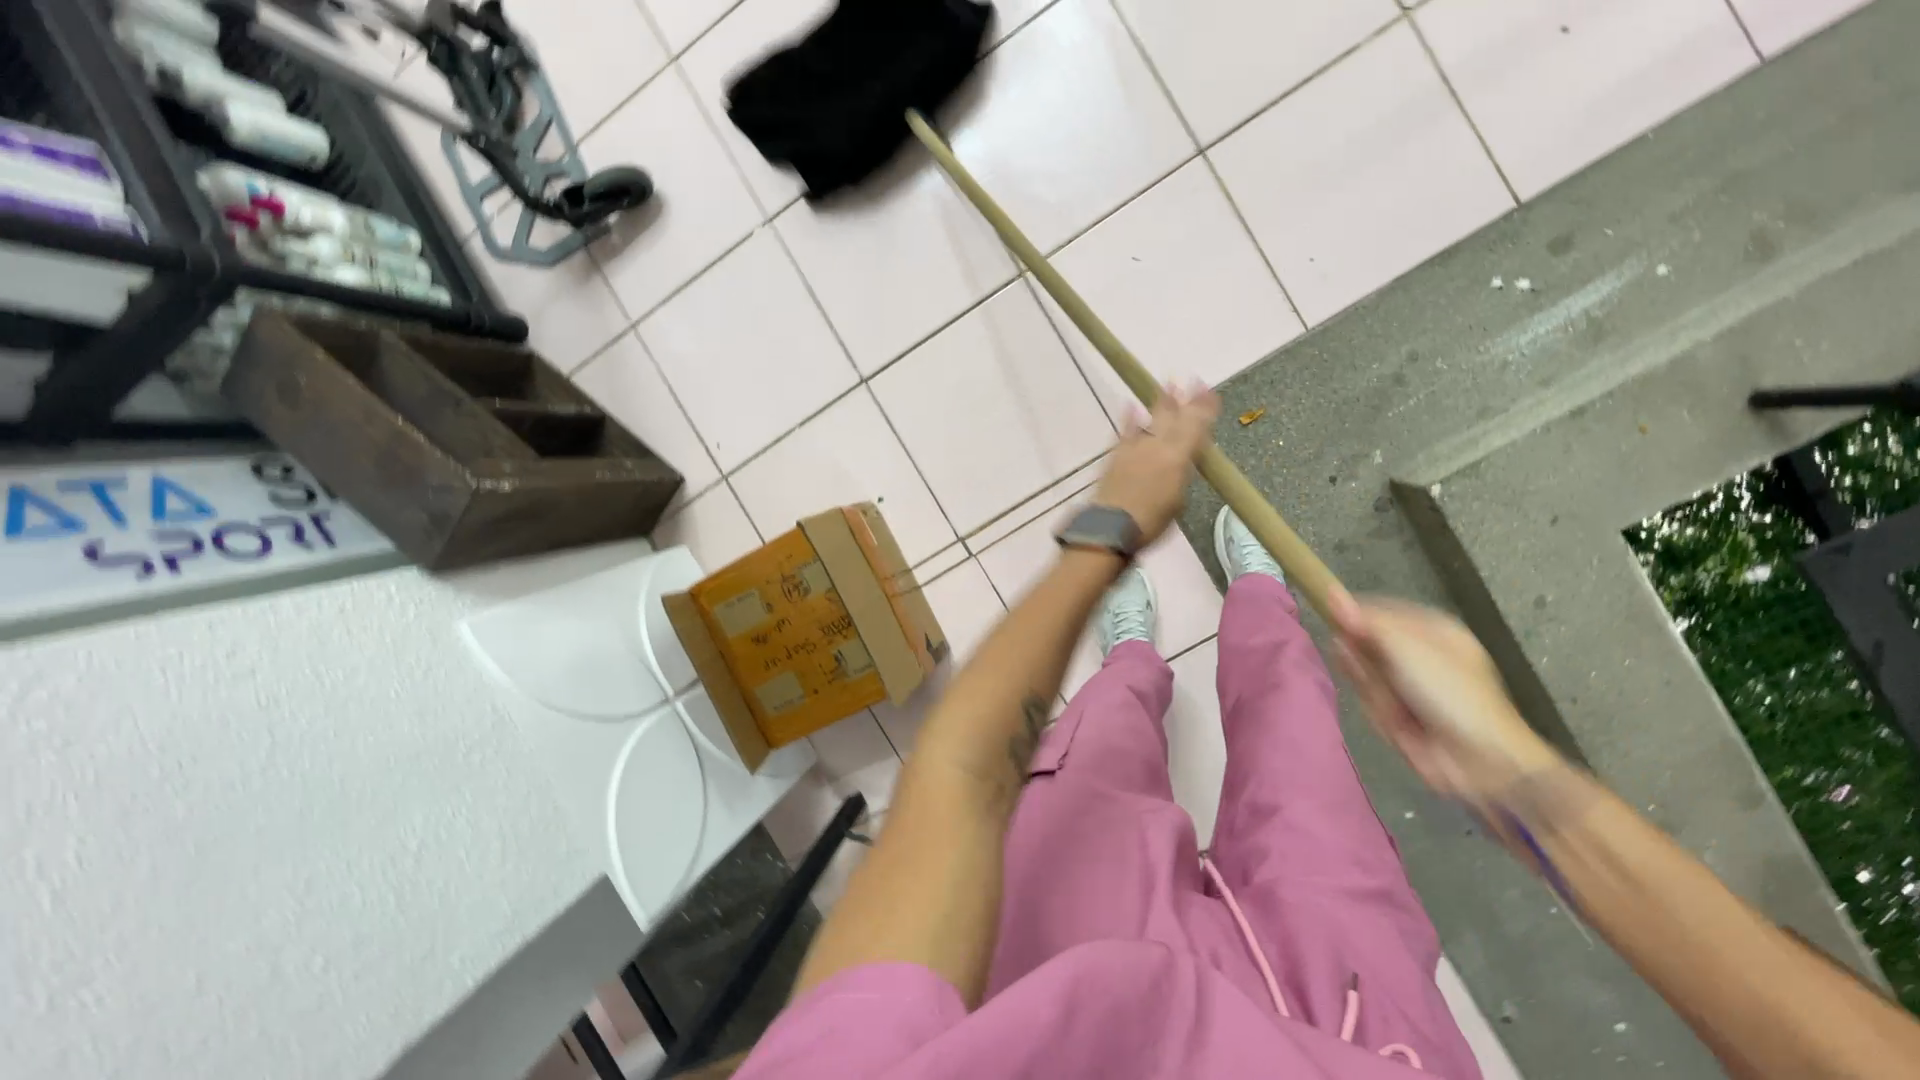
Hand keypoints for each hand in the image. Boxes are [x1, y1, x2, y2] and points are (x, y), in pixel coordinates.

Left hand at [1092, 381, 1220, 543]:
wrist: (1109, 526)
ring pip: (1151, 419)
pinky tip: (1130, 405)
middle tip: (1191, 379)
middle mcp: (1158, 446)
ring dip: (1161, 401)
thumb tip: (1181, 461)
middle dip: (1185, 398)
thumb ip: (1181, 475)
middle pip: (1174, 417)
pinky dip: (1129, 417)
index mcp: (1178, 458)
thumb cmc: (1151, 522)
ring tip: (1168, 384)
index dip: (1204, 409)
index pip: (1196, 427)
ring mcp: (1135, 448)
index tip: (1210, 392)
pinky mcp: (1115, 454)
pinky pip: (1125, 430)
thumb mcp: (1178, 501)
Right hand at [1327, 589, 1562, 804]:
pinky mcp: (1399, 714)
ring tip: (1398, 710)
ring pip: (1364, 678)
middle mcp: (1418, 654)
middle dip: (1366, 667)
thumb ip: (1368, 624)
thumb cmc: (1451, 694)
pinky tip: (1400, 725)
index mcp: (1431, 630)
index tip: (1338, 627)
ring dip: (1376, 695)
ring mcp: (1408, 686)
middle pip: (1365, 647)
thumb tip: (1331, 594)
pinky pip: (1371, 704)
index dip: (1356, 618)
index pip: (1379, 612)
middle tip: (1376, 678)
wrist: (1479, 758)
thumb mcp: (1410, 650)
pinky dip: (1381, 715)